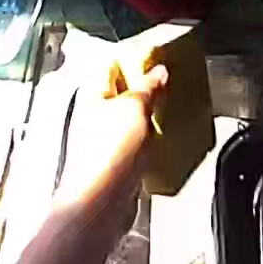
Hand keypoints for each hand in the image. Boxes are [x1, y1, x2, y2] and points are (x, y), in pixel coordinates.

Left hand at [55, 61, 167, 218]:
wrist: (99, 205)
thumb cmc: (108, 151)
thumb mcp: (134, 108)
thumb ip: (148, 88)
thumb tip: (159, 71)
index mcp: (92, 92)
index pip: (112, 63)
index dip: (134, 58)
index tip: (158, 58)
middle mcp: (93, 113)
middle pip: (121, 91)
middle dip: (145, 88)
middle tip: (169, 83)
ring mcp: (102, 139)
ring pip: (129, 118)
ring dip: (148, 115)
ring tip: (171, 108)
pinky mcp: (114, 162)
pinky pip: (134, 143)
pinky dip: (149, 140)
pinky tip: (163, 140)